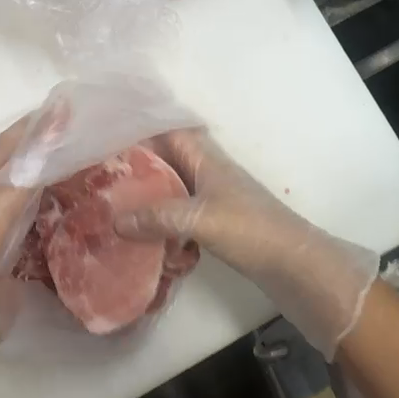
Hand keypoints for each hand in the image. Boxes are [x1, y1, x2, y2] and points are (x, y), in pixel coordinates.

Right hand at [113, 128, 378, 356]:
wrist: (298, 267)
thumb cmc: (251, 230)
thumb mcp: (199, 219)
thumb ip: (156, 217)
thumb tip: (113, 219)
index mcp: (205, 156)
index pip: (166, 131)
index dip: (139, 130)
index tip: (106, 139)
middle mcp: (208, 170)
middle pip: (166, 158)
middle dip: (137, 164)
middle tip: (100, 175)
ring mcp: (214, 197)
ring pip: (172, 186)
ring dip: (148, 193)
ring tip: (114, 203)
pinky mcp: (218, 222)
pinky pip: (180, 212)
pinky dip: (162, 218)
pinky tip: (143, 233)